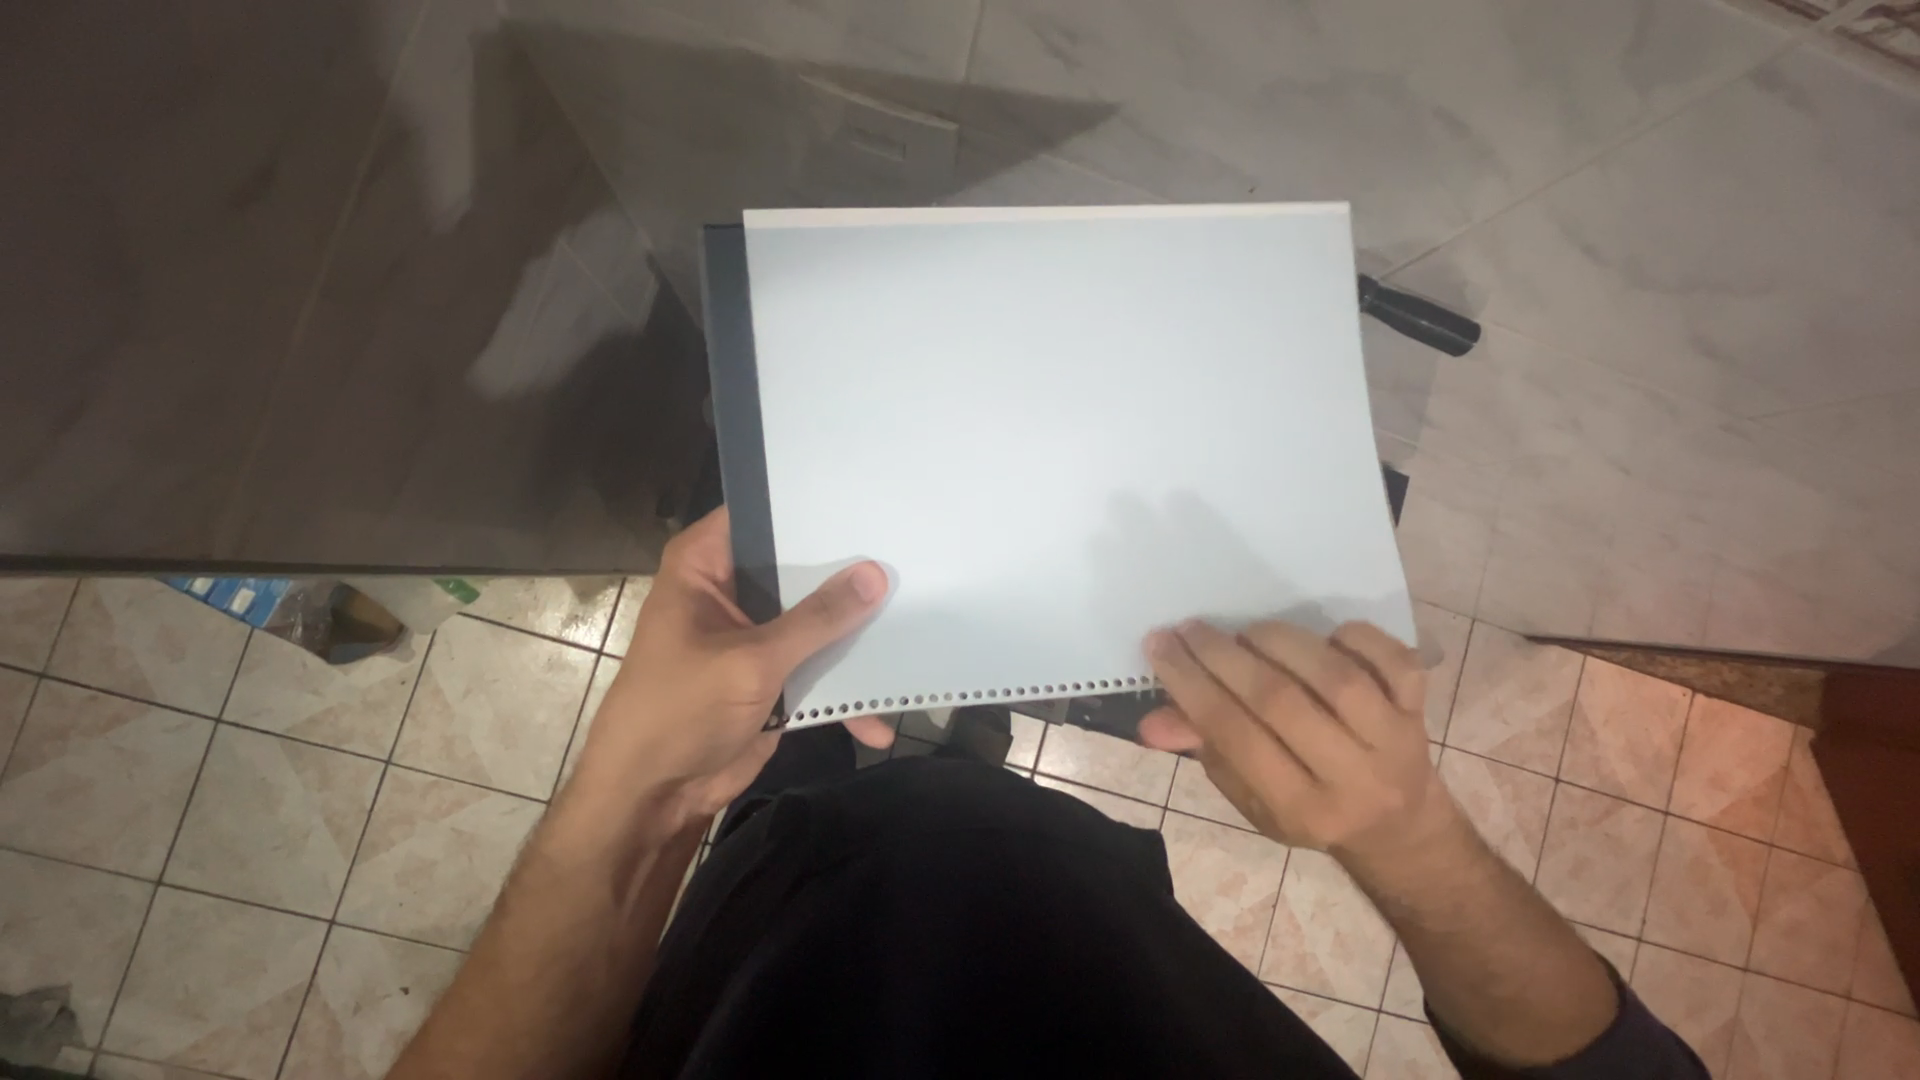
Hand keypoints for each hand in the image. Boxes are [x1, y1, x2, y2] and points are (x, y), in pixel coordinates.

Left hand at [565, 507, 892, 838]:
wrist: (653, 797)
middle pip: (799, 568)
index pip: (763, 515)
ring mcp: (755, 635)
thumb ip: (817, 619)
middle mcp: (731, 591)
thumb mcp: (751, 661)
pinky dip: (844, 693)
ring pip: (816, 618)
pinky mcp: (773, 676)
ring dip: (855, 633)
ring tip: (919, 623)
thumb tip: (876, 575)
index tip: (869, 503)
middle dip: (849, 571)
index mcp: (706, 566)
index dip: (812, 508)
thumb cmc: (679, 712)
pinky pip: (819, 667)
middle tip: (911, 553)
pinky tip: (880, 720)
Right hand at [1139, 620, 1444, 861]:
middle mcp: (1352, 777)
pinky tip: (1321, 635)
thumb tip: (1150, 721)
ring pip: (1334, 677)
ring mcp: (1394, 740)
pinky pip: (1394, 661)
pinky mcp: (1420, 709)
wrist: (1398, 827)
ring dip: (1278, 643)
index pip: (1235, 735)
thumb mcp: (1250, 796)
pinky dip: (1355, 637)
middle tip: (1188, 629)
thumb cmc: (1309, 810)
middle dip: (1222, 657)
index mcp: (1302, 809)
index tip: (1160, 647)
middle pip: (1279, 702)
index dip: (1191, 685)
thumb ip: (1206, 751)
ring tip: (1245, 632)